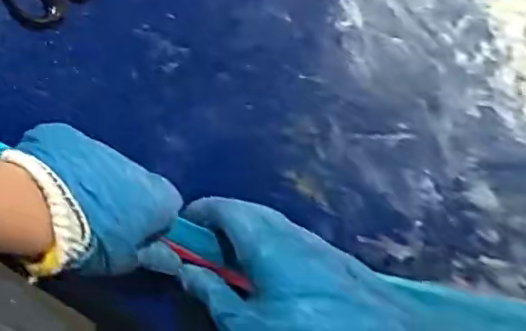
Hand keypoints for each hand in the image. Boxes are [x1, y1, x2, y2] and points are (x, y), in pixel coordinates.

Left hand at [7, 124, 179, 275]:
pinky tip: (49, 177)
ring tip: (69, 197)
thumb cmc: (88, 239)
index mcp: (151, 194)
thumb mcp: (124, 260)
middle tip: (100, 216)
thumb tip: (168, 256)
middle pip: (132, 177)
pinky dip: (64, 160)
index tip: (138, 231)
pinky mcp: (60, 131)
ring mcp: (91, 140)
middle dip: (122, 193)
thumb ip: (150, 253)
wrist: (36, 202)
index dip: (155, 217)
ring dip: (92, 175)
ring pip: (100, 160)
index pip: (168, 200)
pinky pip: (69, 148)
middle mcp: (126, 160)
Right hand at [139, 199, 408, 330]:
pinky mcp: (345, 267)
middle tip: (209, 260)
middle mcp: (288, 228)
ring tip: (243, 276)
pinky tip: (283, 288)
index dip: (193, 219)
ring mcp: (320, 245)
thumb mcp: (250, 327)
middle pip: (244, 213)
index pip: (215, 206)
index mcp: (261, 234)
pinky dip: (278, 256)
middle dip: (221, 230)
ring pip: (273, 229)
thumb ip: (213, 294)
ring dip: (251, 242)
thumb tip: (185, 270)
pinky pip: (297, 247)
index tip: (180, 241)